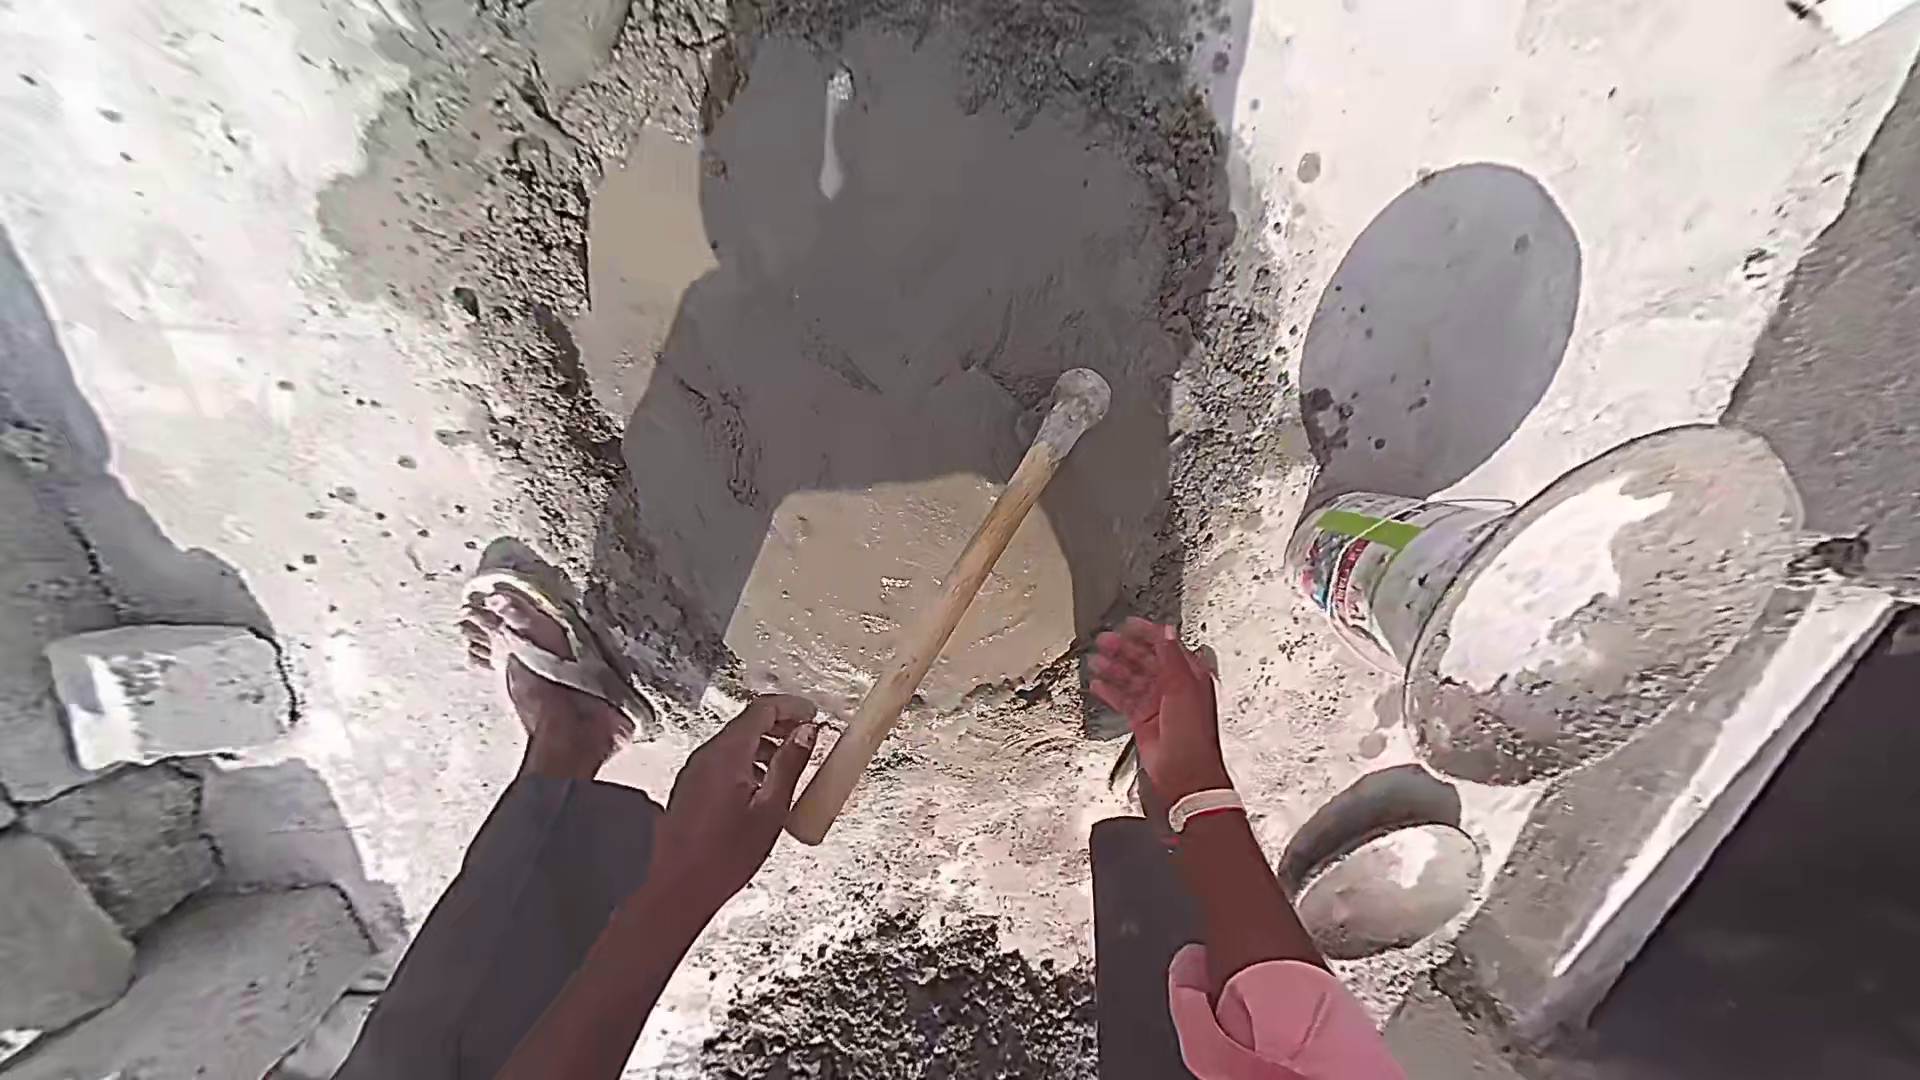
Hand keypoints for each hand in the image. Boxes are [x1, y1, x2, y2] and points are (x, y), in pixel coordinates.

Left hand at [649, 694, 818, 914]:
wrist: (674, 894)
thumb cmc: (722, 858)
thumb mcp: (771, 809)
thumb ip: (790, 764)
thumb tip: (807, 733)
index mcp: (727, 754)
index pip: (762, 709)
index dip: (792, 707)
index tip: (812, 714)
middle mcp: (707, 755)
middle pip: (748, 721)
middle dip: (781, 722)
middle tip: (807, 733)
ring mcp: (696, 770)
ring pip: (737, 740)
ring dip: (766, 742)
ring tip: (791, 760)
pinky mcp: (691, 787)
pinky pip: (725, 759)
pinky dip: (749, 758)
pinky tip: (764, 782)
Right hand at [1089, 618, 1230, 801]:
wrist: (1185, 773)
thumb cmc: (1192, 735)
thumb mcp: (1183, 687)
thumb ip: (1172, 657)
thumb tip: (1167, 631)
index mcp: (1188, 676)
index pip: (1165, 646)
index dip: (1147, 633)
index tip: (1129, 624)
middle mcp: (1172, 687)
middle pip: (1144, 660)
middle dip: (1124, 649)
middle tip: (1104, 640)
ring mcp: (1156, 703)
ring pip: (1131, 678)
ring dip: (1113, 668)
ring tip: (1096, 659)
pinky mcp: (1142, 719)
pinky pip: (1122, 699)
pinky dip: (1109, 691)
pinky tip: (1097, 684)